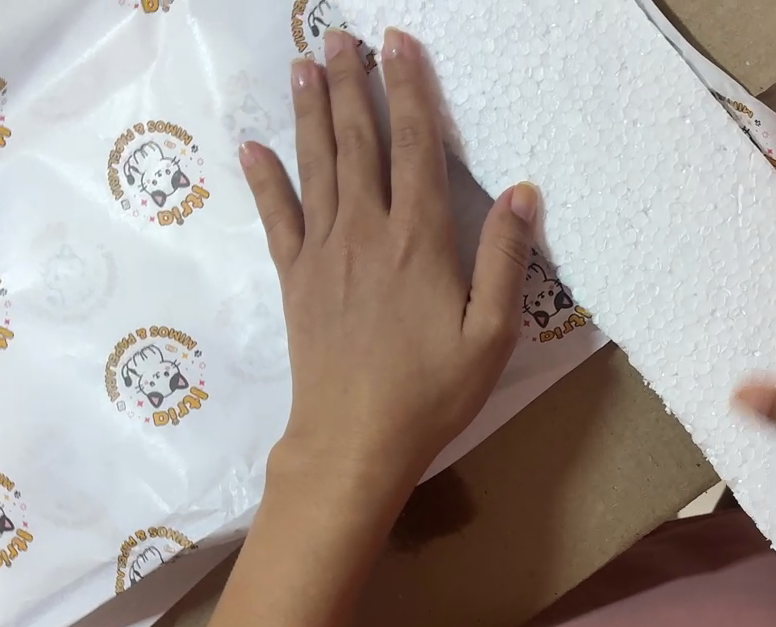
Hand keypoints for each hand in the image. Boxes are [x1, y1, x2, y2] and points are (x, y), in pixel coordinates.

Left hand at [240, 28, 537, 503]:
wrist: (357, 437)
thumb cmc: (434, 392)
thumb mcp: (492, 335)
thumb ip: (504, 261)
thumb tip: (522, 193)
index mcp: (419, 240)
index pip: (415, 147)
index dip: (409, 91)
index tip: (399, 44)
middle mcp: (366, 231)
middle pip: (357, 142)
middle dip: (351, 84)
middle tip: (340, 37)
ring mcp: (324, 253)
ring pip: (316, 166)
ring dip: (310, 112)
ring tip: (304, 65)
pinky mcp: (296, 280)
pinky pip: (277, 217)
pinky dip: (265, 179)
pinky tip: (252, 148)